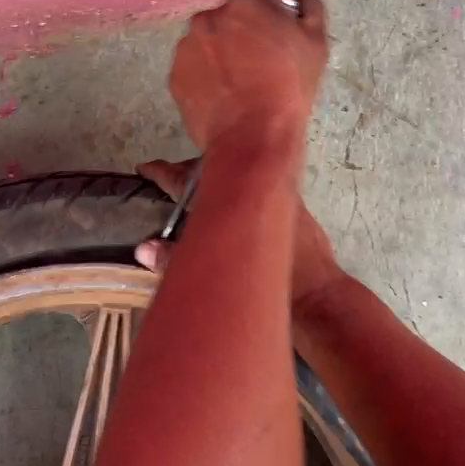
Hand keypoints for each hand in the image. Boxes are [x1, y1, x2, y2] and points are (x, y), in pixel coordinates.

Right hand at [136, 158, 349, 309]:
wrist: (321, 297)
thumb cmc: (276, 285)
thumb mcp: (220, 274)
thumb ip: (176, 260)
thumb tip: (143, 248)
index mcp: (237, 196)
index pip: (190, 178)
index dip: (165, 173)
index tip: (146, 168)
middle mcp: (258, 188)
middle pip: (214, 172)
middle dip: (188, 174)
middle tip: (165, 179)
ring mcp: (278, 198)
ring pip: (235, 180)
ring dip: (212, 183)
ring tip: (189, 194)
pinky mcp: (292, 211)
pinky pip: (254, 191)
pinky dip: (233, 195)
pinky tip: (224, 213)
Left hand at [168, 0, 328, 151]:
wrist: (253, 135)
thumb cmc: (291, 85)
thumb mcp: (316, 42)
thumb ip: (309, 7)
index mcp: (244, 2)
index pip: (255, 3)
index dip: (267, 24)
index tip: (276, 46)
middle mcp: (208, 17)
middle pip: (227, 21)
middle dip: (240, 37)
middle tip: (258, 67)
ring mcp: (186, 46)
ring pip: (207, 44)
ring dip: (220, 56)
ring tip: (240, 86)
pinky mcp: (174, 75)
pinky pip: (193, 70)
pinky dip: (205, 78)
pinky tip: (223, 97)